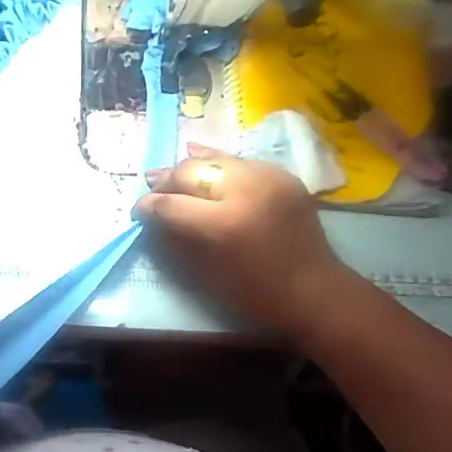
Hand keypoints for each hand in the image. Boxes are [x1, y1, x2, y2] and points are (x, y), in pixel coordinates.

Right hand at [132, 143, 355, 337]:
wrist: (313, 290)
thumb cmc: (256, 294)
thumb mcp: (207, 273)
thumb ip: (178, 239)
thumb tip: (155, 217)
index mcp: (224, 224)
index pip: (171, 205)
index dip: (148, 207)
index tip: (137, 211)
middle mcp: (244, 191)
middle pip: (191, 172)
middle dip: (166, 180)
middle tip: (151, 188)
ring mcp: (267, 178)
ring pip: (215, 159)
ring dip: (189, 166)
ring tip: (168, 171)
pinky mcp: (282, 175)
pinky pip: (241, 162)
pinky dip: (218, 162)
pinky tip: (201, 157)